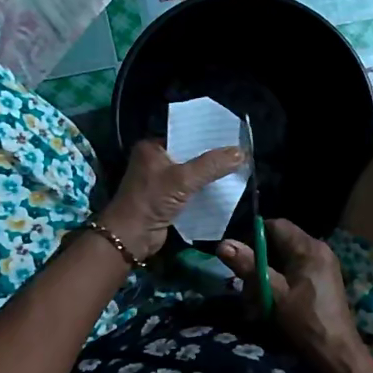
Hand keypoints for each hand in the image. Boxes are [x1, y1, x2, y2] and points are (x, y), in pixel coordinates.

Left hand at [98, 139, 243, 259]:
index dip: (208, 134)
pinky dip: (206, 188)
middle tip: (240, 150)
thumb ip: (212, 165)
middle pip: (190, 153)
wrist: (131, 238)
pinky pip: (192, 188)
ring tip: (238, 166)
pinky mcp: (167, 198)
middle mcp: (156, 160)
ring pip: (193, 172)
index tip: (232, 134)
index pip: (185, 134)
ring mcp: (161, 180)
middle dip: (213, 155)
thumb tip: (241, 153)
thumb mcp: (183, 179)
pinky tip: (225, 186)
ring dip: (211, 172)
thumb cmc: (151, 200)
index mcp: (152, 147)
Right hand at [218, 219, 365, 372]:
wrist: (337, 352)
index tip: (238, 255)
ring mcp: (323, 264)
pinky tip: (272, 303)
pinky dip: (281, 281)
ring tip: (257, 299)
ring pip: (286, 258)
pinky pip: (296, 270)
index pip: (276, 225)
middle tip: (246, 284)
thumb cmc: (305, 321)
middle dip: (260, 260)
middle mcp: (319, 249)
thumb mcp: (273, 294)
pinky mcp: (324, 279)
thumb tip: (223, 244)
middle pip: (281, 242)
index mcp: (309, 247)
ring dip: (268, 274)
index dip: (254, 235)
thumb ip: (249, 266)